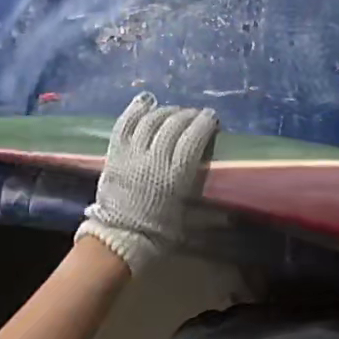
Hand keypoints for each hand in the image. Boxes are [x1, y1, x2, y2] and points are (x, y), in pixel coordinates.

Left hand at [77, 93, 217, 273]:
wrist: (118, 238)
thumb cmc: (156, 233)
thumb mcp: (186, 219)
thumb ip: (202, 203)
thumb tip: (223, 202)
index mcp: (175, 176)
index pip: (193, 139)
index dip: (204, 123)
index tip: (212, 118)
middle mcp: (154, 159)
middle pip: (173, 125)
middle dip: (188, 114)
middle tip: (195, 114)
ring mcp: (132, 153)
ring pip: (150, 120)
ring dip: (165, 111)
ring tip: (173, 111)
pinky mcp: (115, 152)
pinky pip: (124, 123)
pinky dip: (135, 109)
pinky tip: (145, 100)